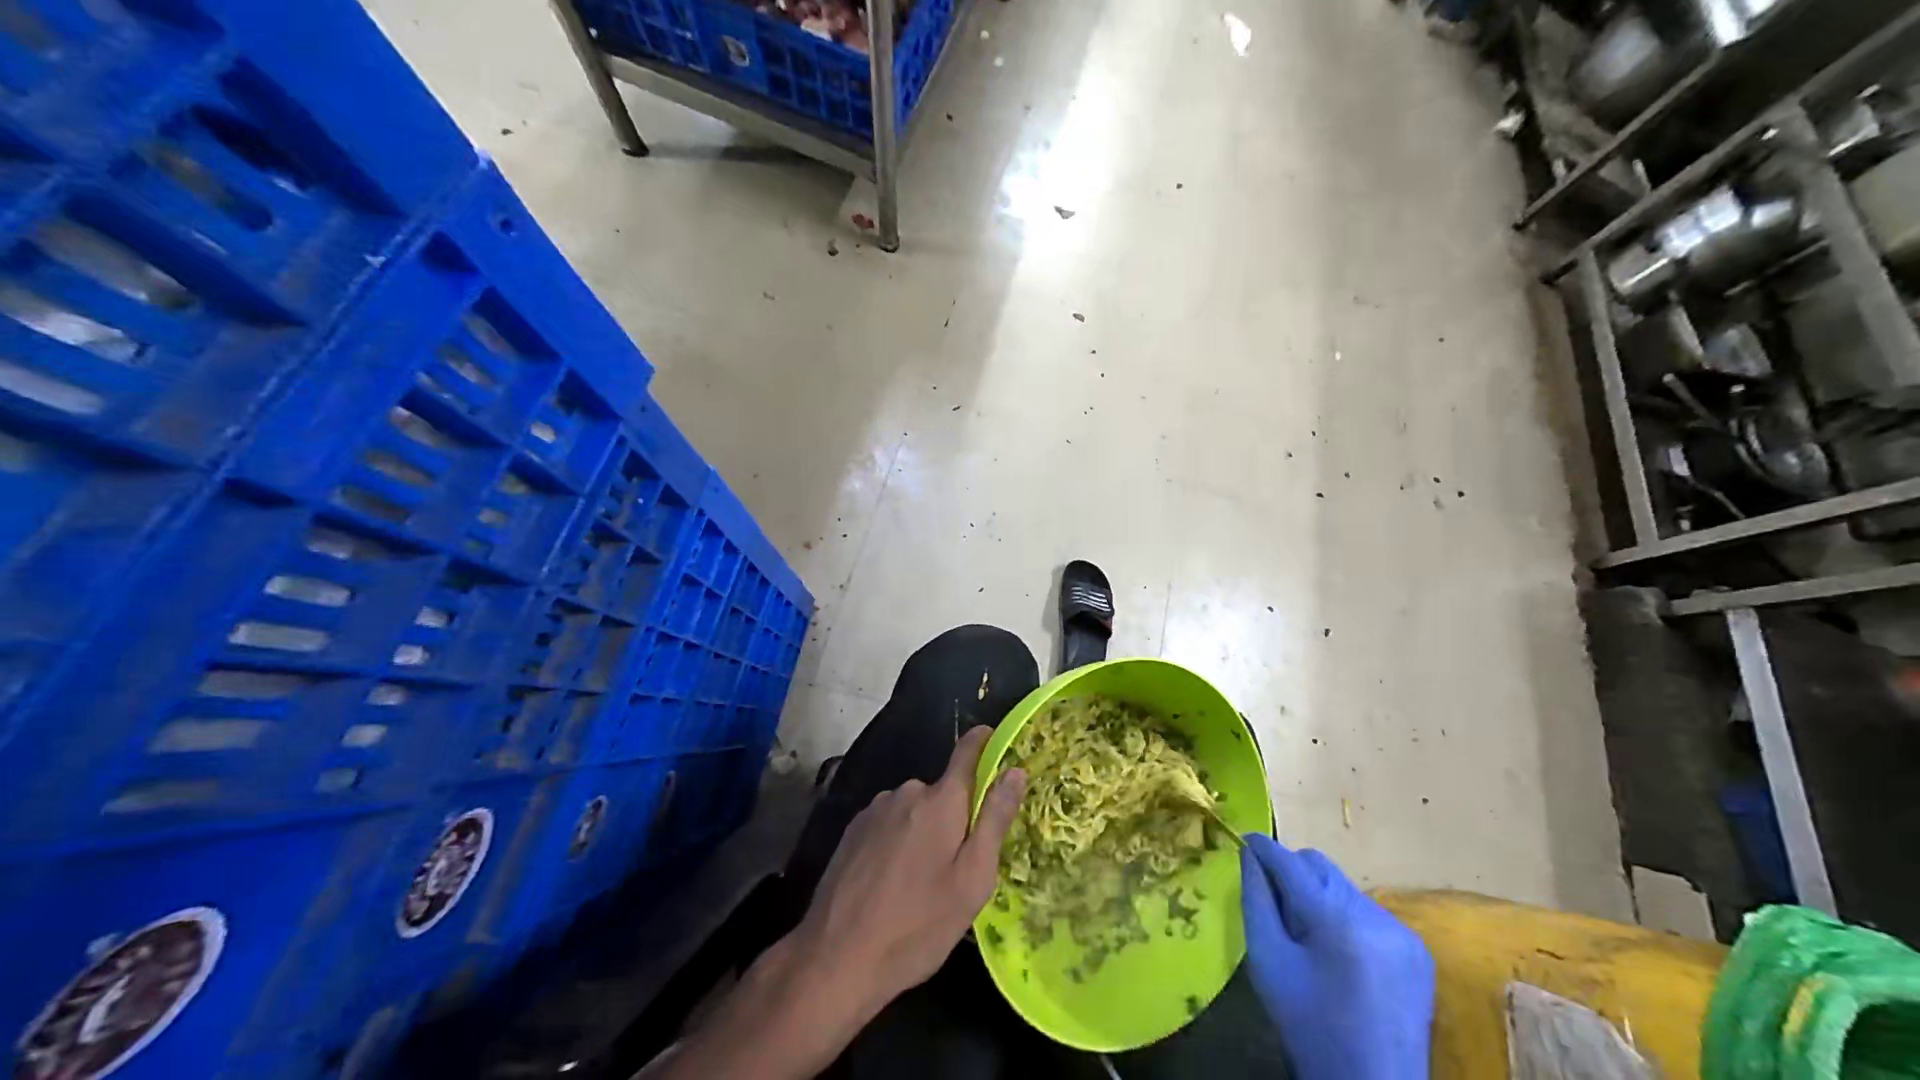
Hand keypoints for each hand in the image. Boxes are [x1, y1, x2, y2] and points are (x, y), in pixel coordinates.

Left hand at [790, 723, 1027, 1012]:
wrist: (836, 957)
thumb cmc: (917, 924)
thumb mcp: (972, 880)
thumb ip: (995, 820)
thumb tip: (1015, 771)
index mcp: (940, 801)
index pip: (967, 752)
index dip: (984, 743)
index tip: (996, 740)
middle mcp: (906, 793)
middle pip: (942, 792)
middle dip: (955, 817)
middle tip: (958, 867)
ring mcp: (874, 810)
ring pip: (914, 810)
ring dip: (924, 833)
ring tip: (921, 884)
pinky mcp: (852, 831)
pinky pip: (889, 824)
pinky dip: (898, 843)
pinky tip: (891, 883)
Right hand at [1240, 836, 1434, 1079]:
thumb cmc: (1308, 1024)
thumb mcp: (1267, 960)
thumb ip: (1256, 899)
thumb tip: (1250, 853)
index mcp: (1336, 919)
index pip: (1290, 861)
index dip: (1263, 848)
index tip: (1243, 842)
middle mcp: (1375, 915)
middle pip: (1320, 866)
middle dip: (1292, 873)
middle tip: (1275, 903)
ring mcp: (1402, 931)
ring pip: (1343, 886)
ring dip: (1319, 896)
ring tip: (1309, 935)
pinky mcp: (1418, 949)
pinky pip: (1368, 910)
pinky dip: (1346, 917)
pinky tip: (1340, 952)